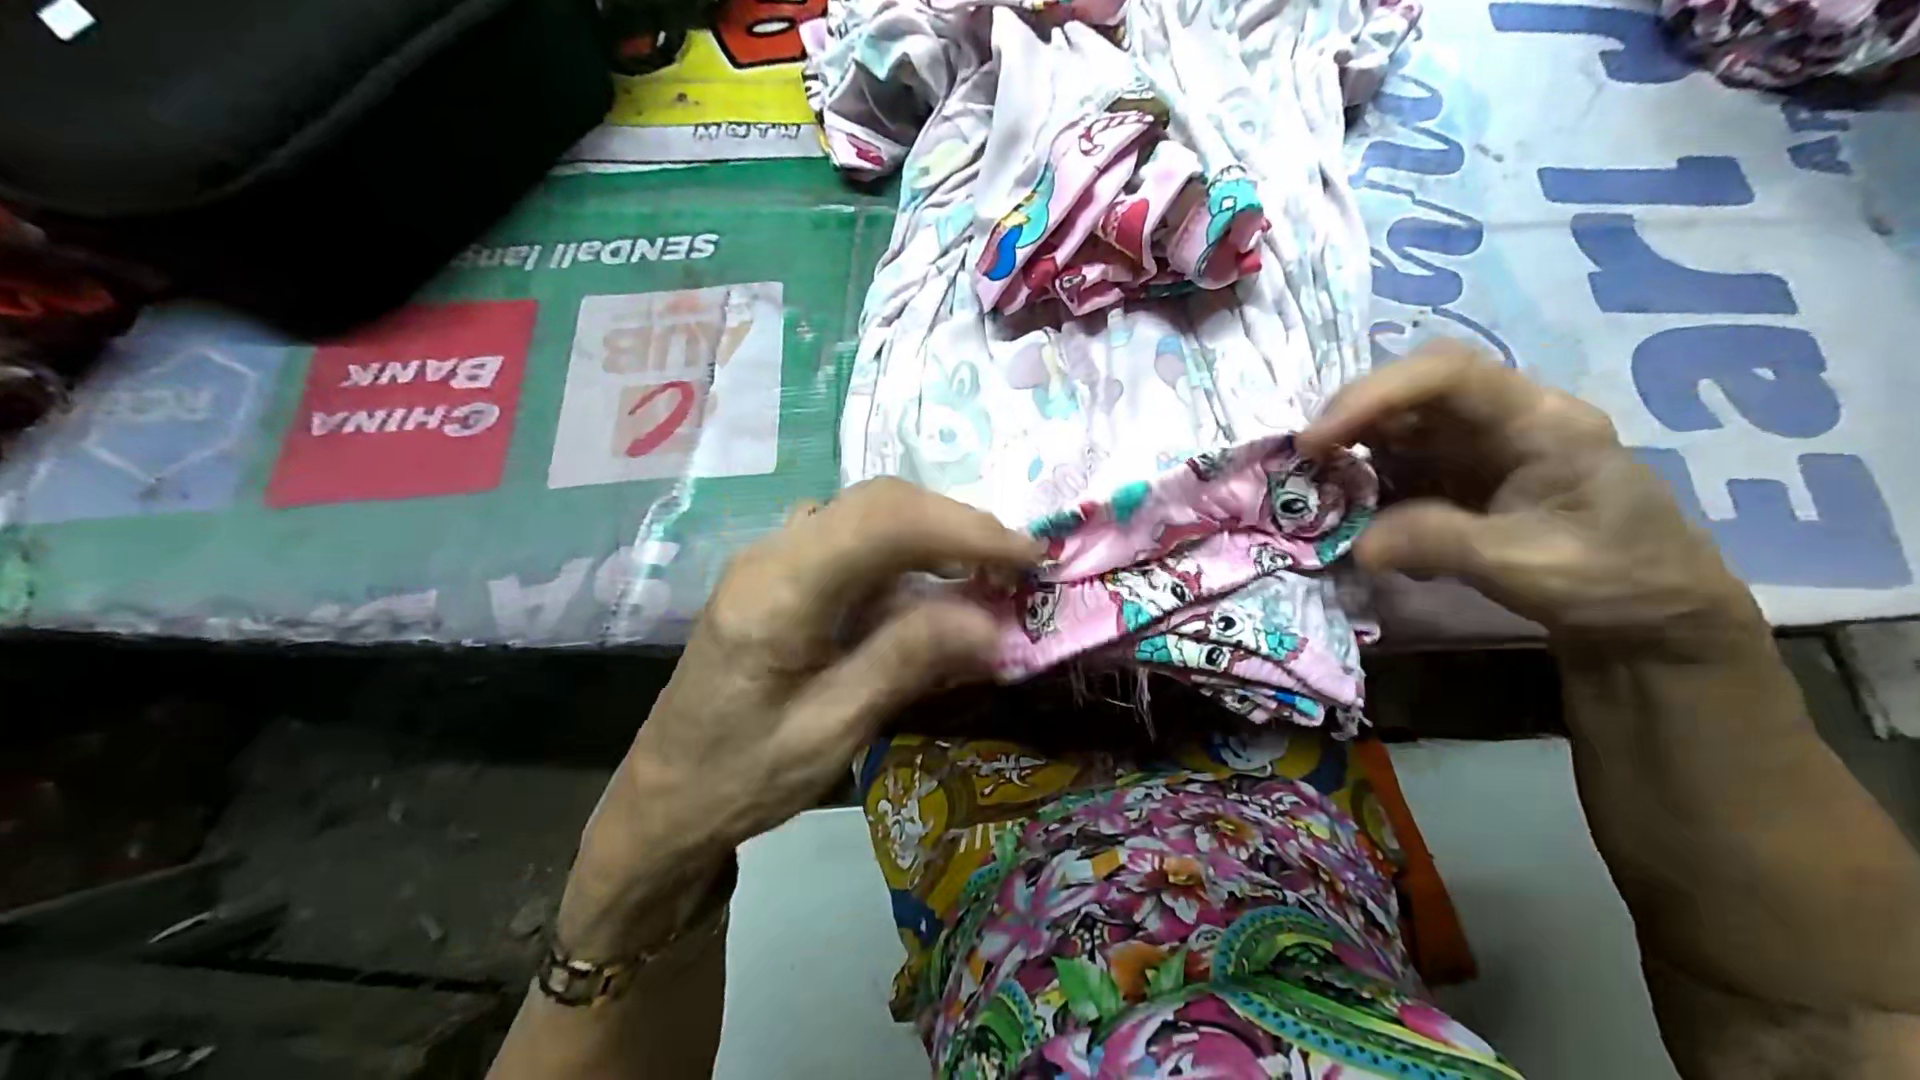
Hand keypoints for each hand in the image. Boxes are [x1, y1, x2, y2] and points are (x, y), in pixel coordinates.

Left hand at [560, 478, 1042, 954]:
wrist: (665, 796)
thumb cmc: (742, 776)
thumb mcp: (831, 731)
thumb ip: (906, 662)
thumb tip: (992, 620)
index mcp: (777, 591)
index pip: (882, 523)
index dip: (964, 529)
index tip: (1028, 557)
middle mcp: (772, 554)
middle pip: (878, 503)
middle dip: (958, 525)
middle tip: (1018, 565)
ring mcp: (773, 558)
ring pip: (870, 515)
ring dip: (937, 535)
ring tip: (990, 573)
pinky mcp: (782, 574)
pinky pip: (856, 542)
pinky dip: (909, 554)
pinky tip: (937, 586)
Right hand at [1298, 341, 1759, 654]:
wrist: (1648, 616)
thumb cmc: (1612, 579)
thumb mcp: (1526, 564)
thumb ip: (1438, 543)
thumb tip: (1356, 544)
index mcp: (1538, 421)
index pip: (1448, 375)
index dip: (1375, 394)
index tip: (1319, 438)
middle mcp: (1502, 420)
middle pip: (1414, 388)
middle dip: (1353, 414)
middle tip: (1306, 455)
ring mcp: (1477, 448)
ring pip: (1399, 422)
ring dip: (1351, 446)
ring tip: (1315, 484)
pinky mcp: (1457, 477)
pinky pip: (1397, 461)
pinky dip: (1362, 478)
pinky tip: (1347, 507)